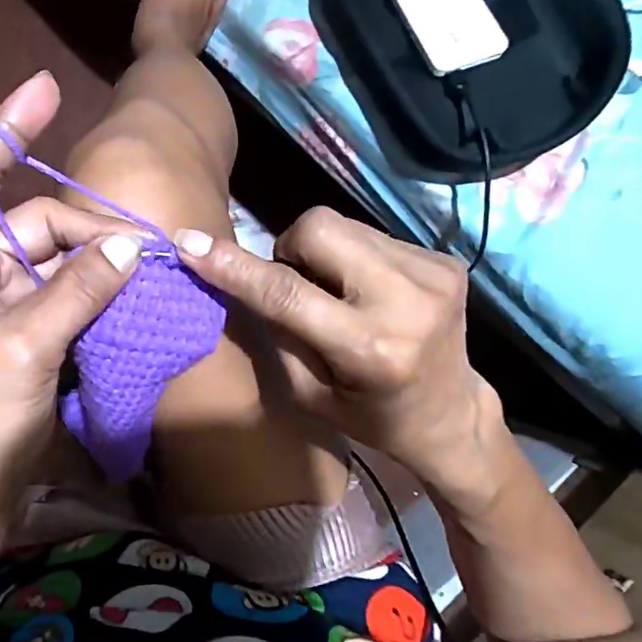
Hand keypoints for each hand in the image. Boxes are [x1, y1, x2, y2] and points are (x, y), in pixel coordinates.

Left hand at [0, 72, 143, 541]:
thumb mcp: (27, 347)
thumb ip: (80, 286)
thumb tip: (132, 241)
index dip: (7, 128)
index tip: (45, 86)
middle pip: (25, 225)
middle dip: (81, 229)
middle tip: (141, 246)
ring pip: (42, 262)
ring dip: (88, 264)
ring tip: (139, 268)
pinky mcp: (1, 334)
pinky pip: (45, 296)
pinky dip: (79, 292)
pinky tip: (116, 288)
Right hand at [175, 208, 508, 516]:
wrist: (451, 414)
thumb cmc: (370, 415)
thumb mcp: (309, 392)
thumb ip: (277, 330)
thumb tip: (241, 274)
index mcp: (370, 349)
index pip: (287, 294)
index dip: (235, 267)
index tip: (190, 243)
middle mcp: (408, 301)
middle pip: (318, 229)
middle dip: (290, 249)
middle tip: (297, 286)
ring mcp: (433, 273)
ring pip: (342, 225)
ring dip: (322, 254)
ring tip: (338, 293)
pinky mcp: (444, 259)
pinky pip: (370, 234)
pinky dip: (352, 257)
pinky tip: (367, 291)